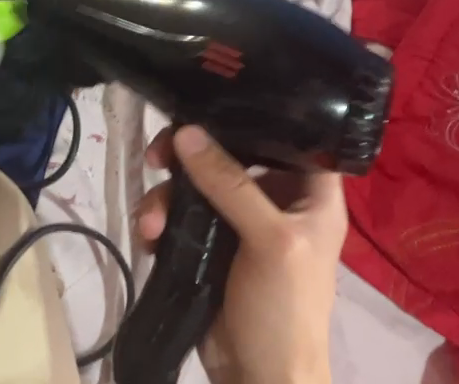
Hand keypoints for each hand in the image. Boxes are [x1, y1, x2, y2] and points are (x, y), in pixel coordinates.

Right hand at [136, 126, 344, 383]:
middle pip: (226, 153)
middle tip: (156, 156)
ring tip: (150, 220)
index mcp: (309, 194)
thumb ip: (230, 184)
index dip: (252, 114)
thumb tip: (185, 132)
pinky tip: (148, 234)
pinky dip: (160, 218)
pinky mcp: (209, 242)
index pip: (286, 134)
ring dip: (165, 195)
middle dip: (186, 155)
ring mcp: (239, 221)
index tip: (208, 102)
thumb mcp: (270, 241)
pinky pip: (178, 211)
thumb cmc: (284, 309)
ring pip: (195, 181)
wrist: (257, 379)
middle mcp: (275, 199)